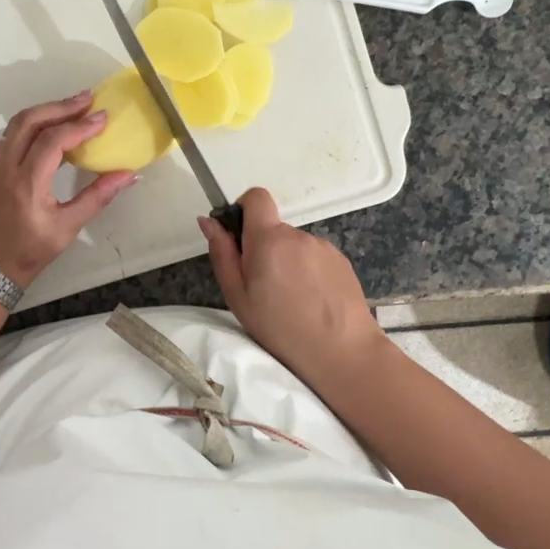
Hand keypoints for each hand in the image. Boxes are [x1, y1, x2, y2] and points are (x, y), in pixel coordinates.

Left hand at [0, 90, 137, 287]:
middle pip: (29, 121)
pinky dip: (33, 125)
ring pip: (17, 126)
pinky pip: (12, 137)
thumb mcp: (67, 228)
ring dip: (45, 112)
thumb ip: (97, 197)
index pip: (52, 141)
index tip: (102, 117)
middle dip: (60, 107)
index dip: (78, 126)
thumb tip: (128, 175)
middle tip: (88, 99)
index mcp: (26, 184)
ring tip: (73, 107)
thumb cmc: (30, 251)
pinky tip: (53, 127)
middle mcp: (6, 168)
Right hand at [199, 187, 385, 380]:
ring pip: (293, 246)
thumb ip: (222, 253)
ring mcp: (324, 247)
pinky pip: (313, 258)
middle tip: (261, 287)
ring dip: (286, 262)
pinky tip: (309, 301)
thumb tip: (208, 221)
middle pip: (272, 229)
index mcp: (268, 239)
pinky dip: (306, 272)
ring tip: (289, 299)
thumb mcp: (237, 295)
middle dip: (262, 249)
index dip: (243, 209)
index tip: (238, 237)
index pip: (256, 197)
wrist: (340, 351)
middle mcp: (298, 235)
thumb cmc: (278, 326)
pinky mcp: (341, 261)